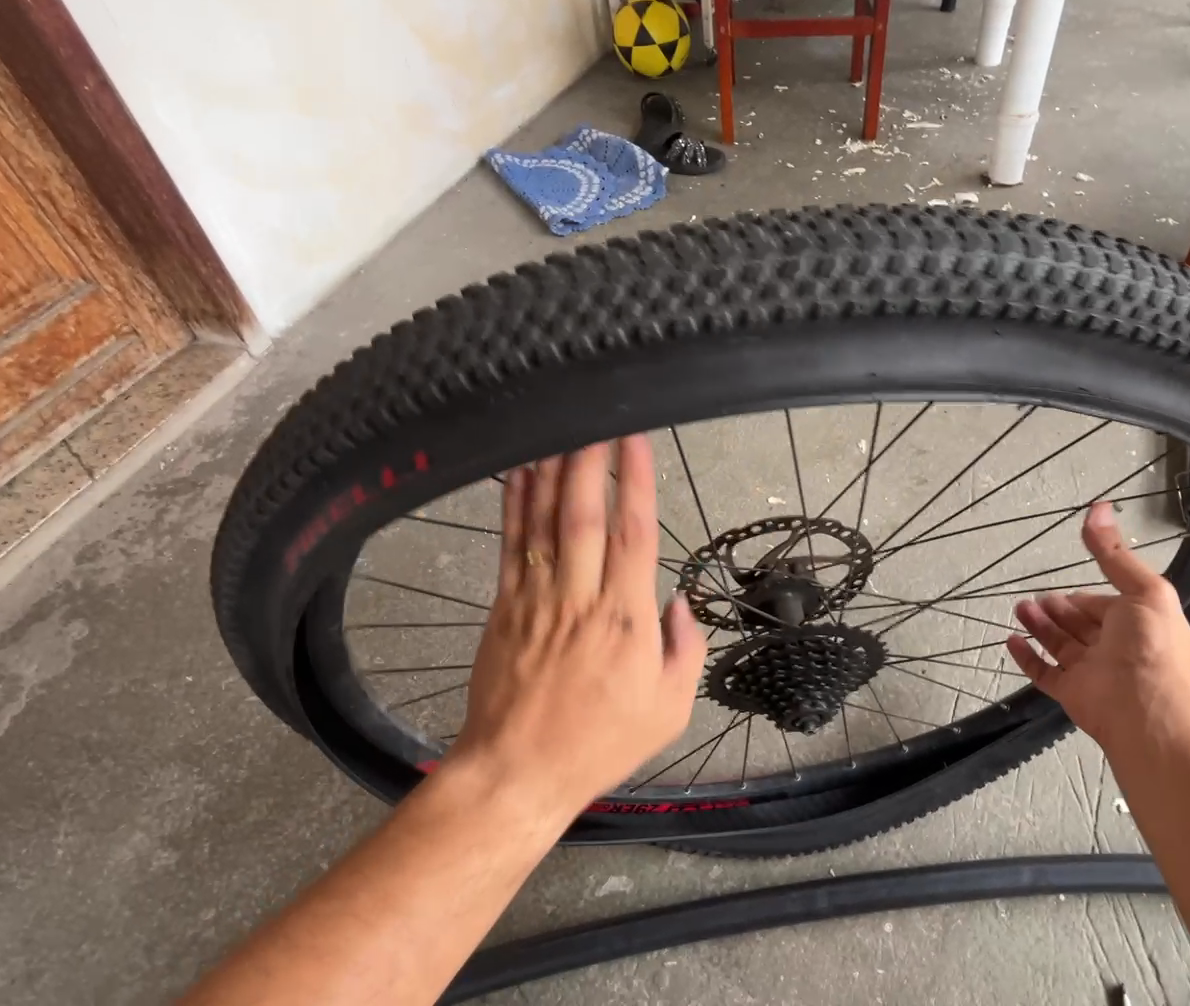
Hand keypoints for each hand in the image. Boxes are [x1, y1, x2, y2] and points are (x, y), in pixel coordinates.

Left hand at [450, 436, 707, 814]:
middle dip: (589, 459)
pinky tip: (518, 471)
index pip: (635, 534)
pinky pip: (510, 545)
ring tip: (557, 427)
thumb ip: (685, 648)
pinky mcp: (505, 607)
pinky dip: (513, 504)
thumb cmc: (600, 742)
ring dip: (552, 470)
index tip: (635, 441)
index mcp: (626, 621)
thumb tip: (678, 599)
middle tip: (594, 417)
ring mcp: (537, 600)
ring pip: (544, 521)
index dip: (636, 482)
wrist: (520, 772)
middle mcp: (581, 599)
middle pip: (584, 514)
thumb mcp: (670, 708)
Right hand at [1005, 502, 1189, 752]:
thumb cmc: (1150, 645)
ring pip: (1059, 645)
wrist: (1146, 708)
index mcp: (1136, 625)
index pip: (1104, 606)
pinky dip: (1027, 657)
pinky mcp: (1070, 692)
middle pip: (1079, 624)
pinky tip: (1011, 640)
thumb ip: (1114, 553)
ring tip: (1019, 607)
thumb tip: (1099, 506)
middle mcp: (1114, 648)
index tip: (1064, 586)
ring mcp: (1091, 672)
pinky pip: (1043, 673)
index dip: (1084, 597)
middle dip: (1057, 609)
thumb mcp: (1143, 589)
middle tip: (1036, 597)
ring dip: (1039, 626)